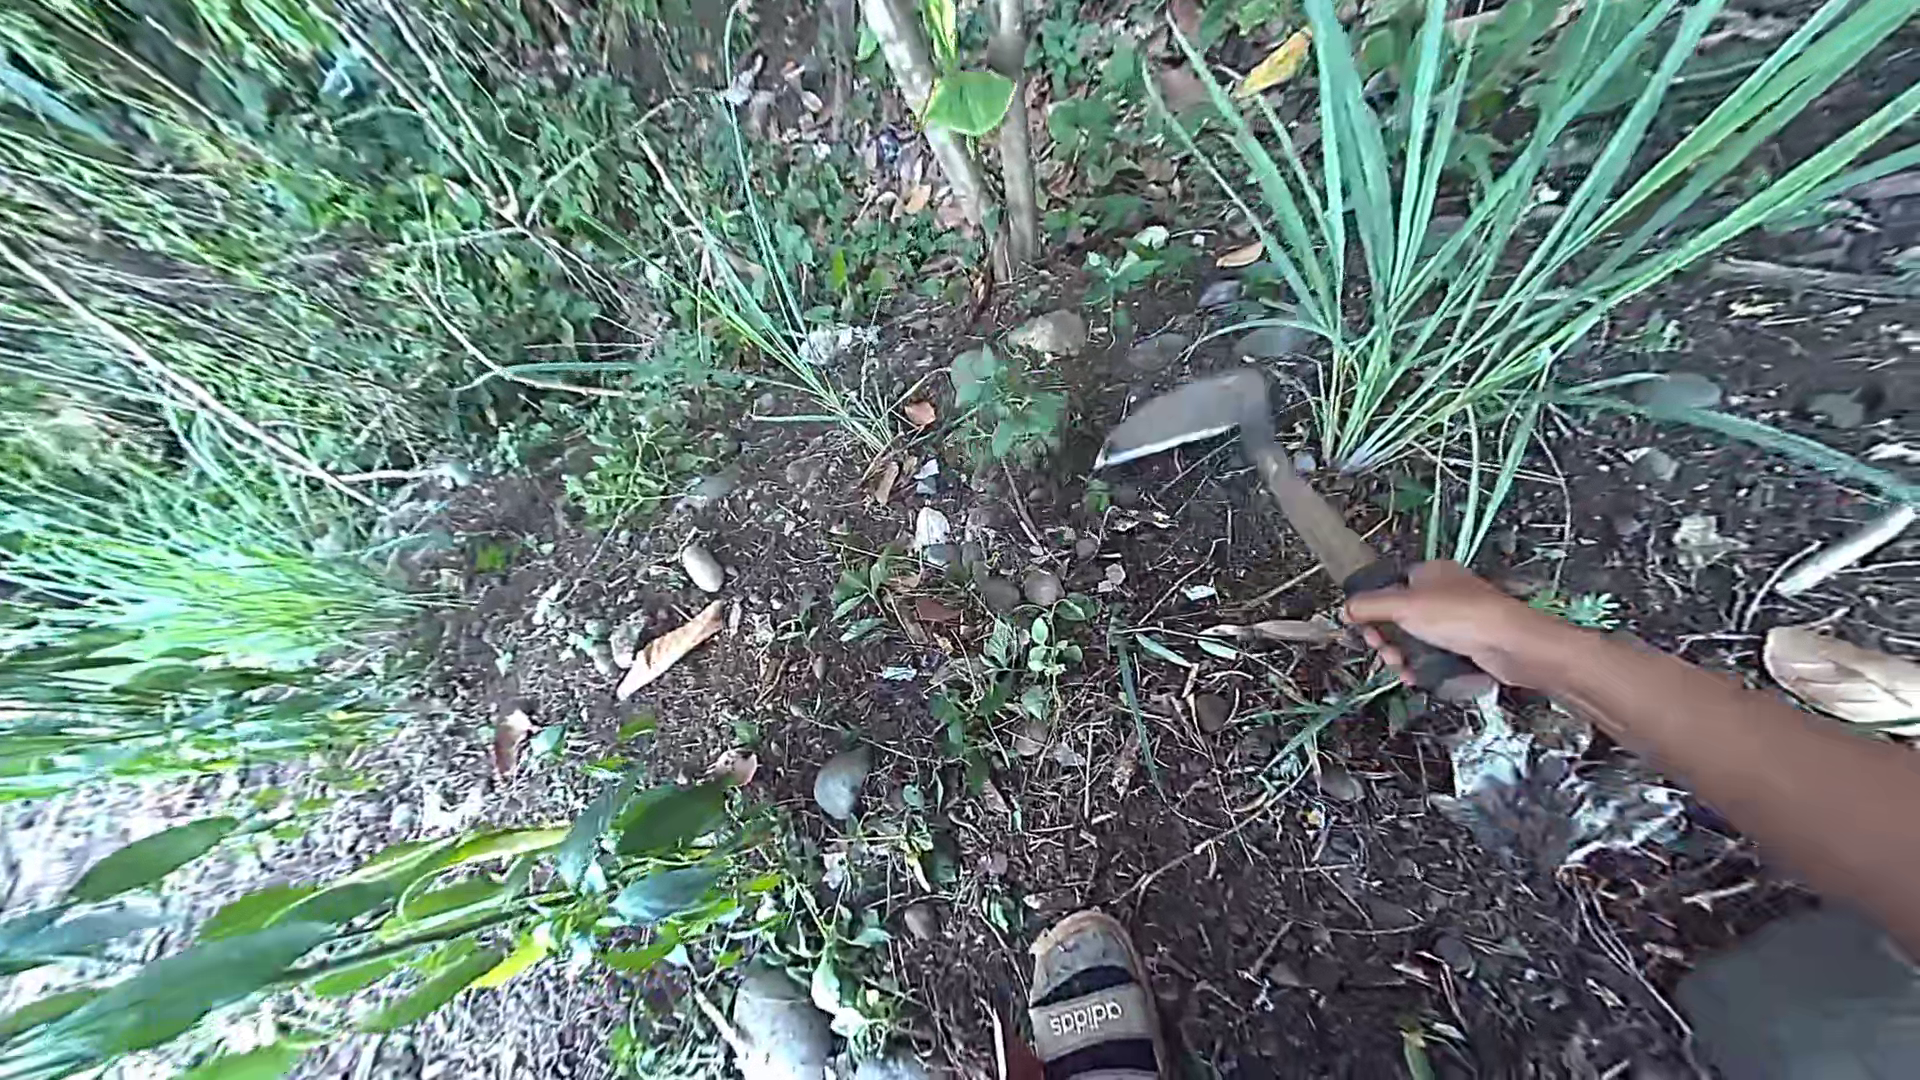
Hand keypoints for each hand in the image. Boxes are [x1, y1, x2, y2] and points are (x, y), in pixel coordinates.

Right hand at [1343, 561, 1578, 689]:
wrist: (1516, 646)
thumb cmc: (1460, 615)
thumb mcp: (1402, 605)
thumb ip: (1367, 606)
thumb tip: (1343, 610)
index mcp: (1429, 573)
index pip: (1388, 587)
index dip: (1371, 608)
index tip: (1363, 626)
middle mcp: (1443, 592)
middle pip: (1397, 615)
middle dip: (1384, 637)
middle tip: (1382, 649)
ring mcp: (1457, 619)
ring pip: (1413, 637)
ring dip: (1399, 654)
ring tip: (1399, 666)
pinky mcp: (1467, 644)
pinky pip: (1432, 653)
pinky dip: (1419, 664)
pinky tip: (1413, 675)